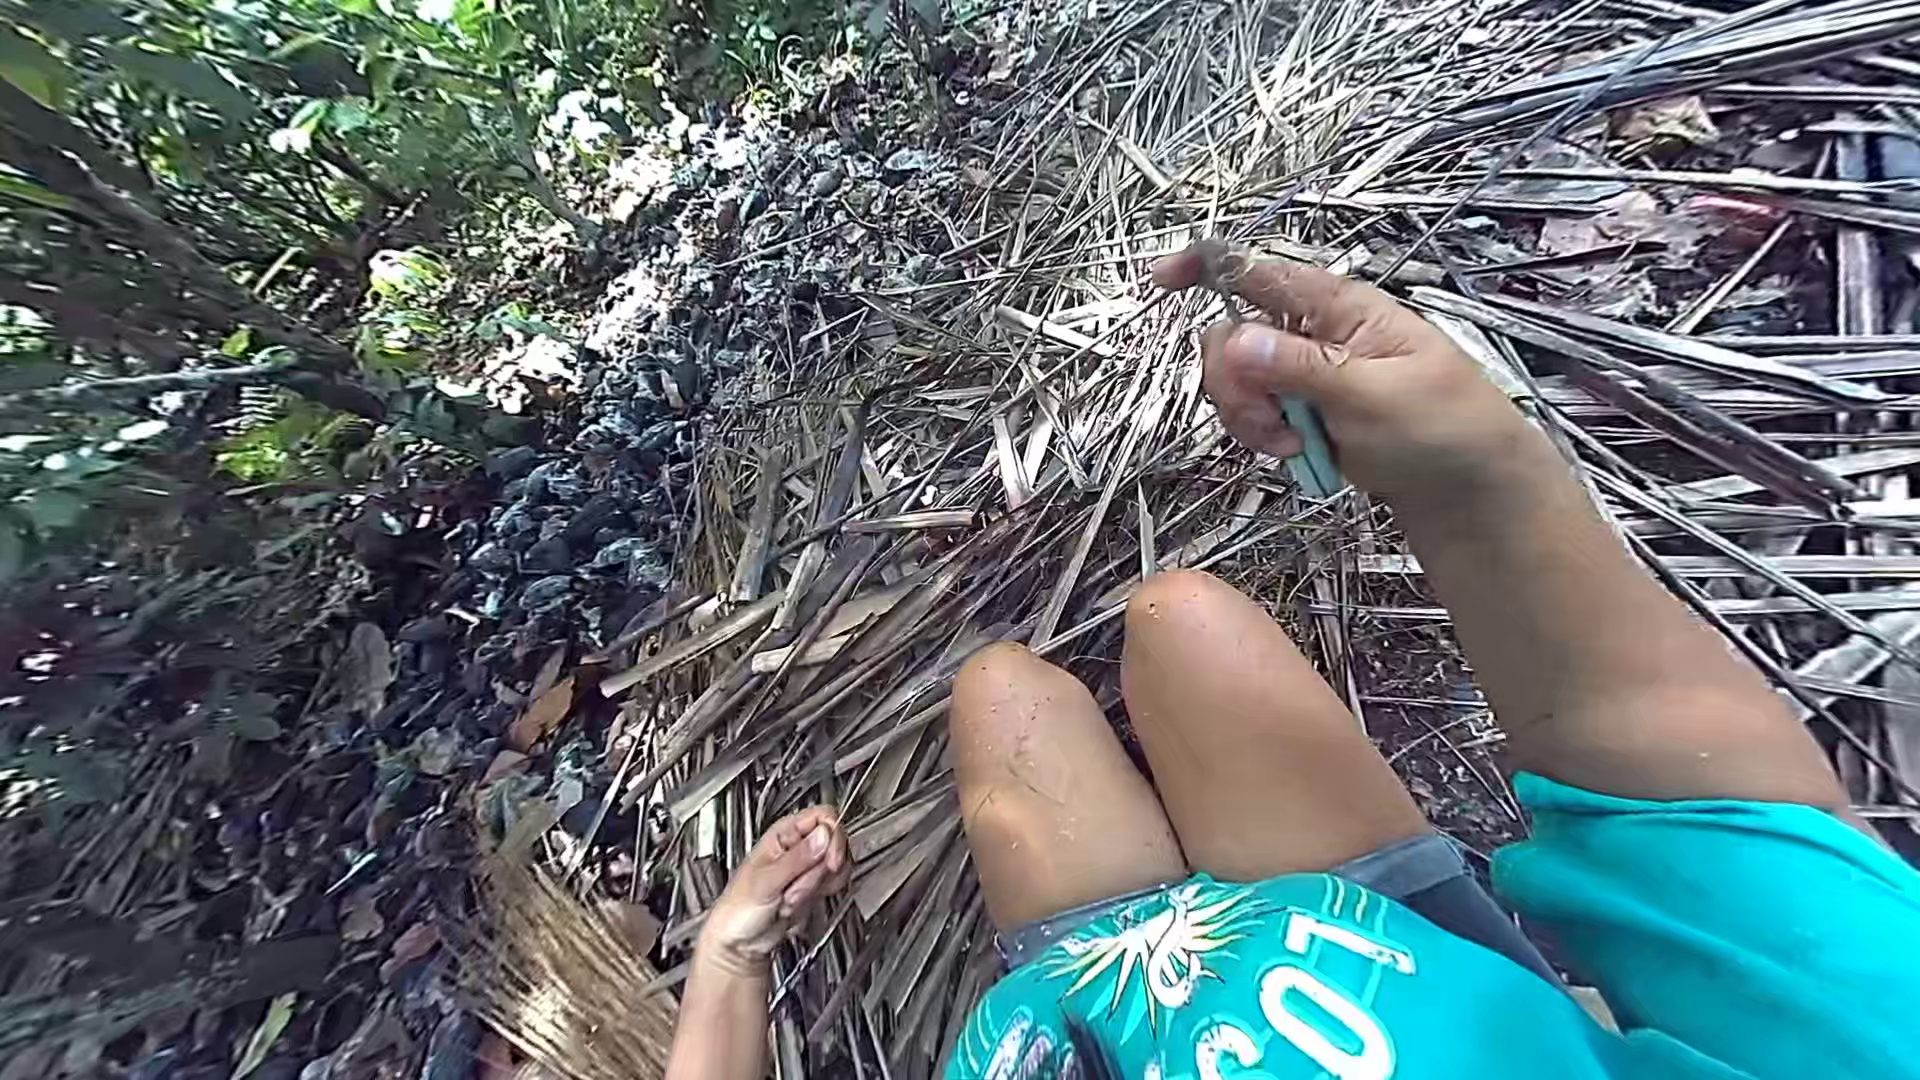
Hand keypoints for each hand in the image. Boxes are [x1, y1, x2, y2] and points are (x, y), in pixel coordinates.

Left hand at [694, 806, 850, 979]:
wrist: (737, 945)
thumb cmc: (737, 910)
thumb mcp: (766, 881)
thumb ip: (798, 858)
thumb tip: (824, 834)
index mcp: (784, 831)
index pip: (823, 817)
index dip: (832, 834)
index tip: (831, 859)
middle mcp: (799, 843)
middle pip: (834, 840)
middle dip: (820, 869)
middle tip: (799, 883)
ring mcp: (808, 863)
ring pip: (837, 862)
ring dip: (817, 886)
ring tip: (791, 896)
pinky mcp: (814, 882)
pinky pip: (835, 880)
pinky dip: (823, 894)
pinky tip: (800, 901)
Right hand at [1153, 243, 1529, 502]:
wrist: (1458, 485)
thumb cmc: (1440, 425)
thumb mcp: (1376, 395)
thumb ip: (1303, 368)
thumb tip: (1234, 341)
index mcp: (1335, 309)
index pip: (1262, 273)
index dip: (1209, 268)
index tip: (1163, 278)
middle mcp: (1305, 335)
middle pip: (1229, 341)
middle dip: (1235, 385)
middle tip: (1270, 417)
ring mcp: (1293, 375)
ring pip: (1230, 384)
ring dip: (1249, 418)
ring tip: (1293, 441)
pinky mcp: (1288, 411)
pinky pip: (1244, 414)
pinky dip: (1257, 436)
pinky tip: (1294, 450)